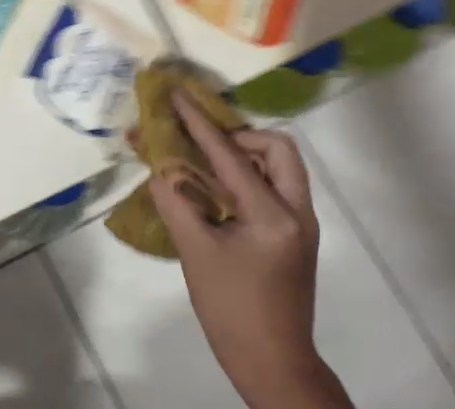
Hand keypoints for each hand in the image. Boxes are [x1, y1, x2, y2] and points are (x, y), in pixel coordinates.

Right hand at [149, 91, 352, 408]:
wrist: (272, 361)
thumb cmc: (232, 307)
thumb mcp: (195, 251)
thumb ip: (174, 200)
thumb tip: (156, 165)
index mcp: (274, 214)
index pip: (230, 155)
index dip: (198, 122)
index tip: (176, 94)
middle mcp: (296, 212)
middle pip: (276, 149)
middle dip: (238, 136)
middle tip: (202, 145)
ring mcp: (298, 225)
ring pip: (278, 167)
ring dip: (242, 156)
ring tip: (202, 166)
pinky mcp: (291, 237)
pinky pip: (272, 187)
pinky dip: (243, 177)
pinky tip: (213, 191)